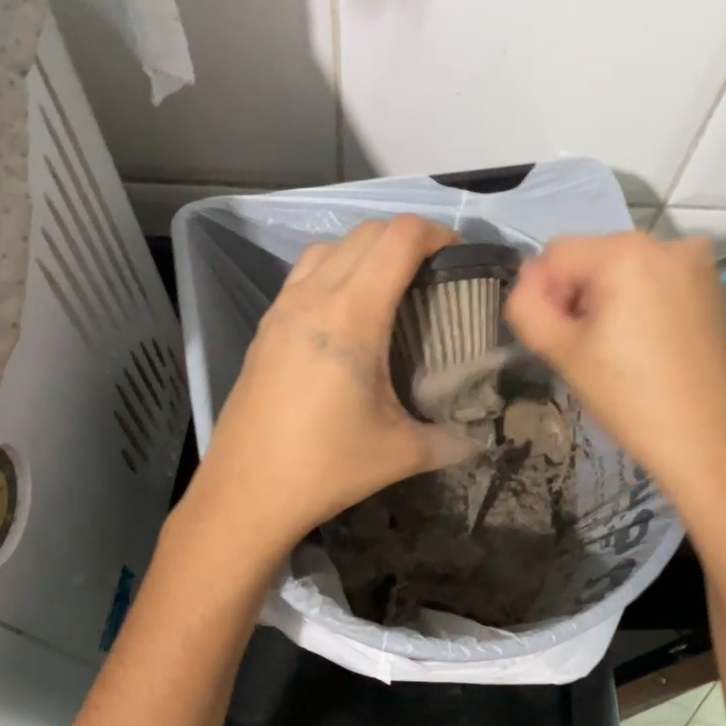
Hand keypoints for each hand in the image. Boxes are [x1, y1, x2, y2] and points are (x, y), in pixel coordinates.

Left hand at [186, 215, 479, 551]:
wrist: (247, 492)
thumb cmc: (326, 466)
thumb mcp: (401, 453)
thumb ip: (450, 438)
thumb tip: (479, 438)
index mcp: (352, 314)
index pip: (400, 239)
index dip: (438, 234)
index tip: (460, 258)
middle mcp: (314, 296)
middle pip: (366, 233)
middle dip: (407, 239)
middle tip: (435, 274)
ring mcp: (282, 309)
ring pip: (329, 248)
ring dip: (366, 251)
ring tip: (392, 287)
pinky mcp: (265, 328)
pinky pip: (305, 275)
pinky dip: (335, 272)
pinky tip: (349, 315)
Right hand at [506, 232, 725, 497]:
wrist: (706, 438)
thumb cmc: (628, 397)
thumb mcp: (561, 352)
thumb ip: (527, 305)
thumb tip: (528, 279)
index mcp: (623, 252)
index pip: (555, 254)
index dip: (544, 294)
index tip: (556, 339)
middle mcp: (663, 243)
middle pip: (592, 257)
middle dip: (577, 295)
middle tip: (584, 349)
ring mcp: (693, 262)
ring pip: (622, 268)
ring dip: (606, 298)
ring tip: (615, 349)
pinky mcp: (710, 285)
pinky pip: (654, 280)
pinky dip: (638, 301)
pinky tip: (643, 343)